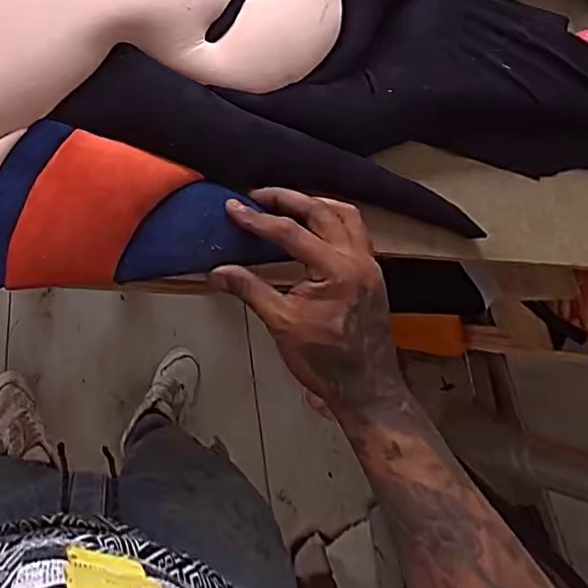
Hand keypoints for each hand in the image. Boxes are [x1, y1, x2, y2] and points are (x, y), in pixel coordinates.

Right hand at [214, 188, 408, 416]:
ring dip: (314, 203)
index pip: (290, 232)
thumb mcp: (282, 324)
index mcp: (337, 272)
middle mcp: (358, 261)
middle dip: (286, 198)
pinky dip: (332, 217)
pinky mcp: (371, 273)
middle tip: (257, 195)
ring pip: (345, 214)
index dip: (257, 219)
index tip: (233, 208)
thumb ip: (249, 290)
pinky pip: (355, 230)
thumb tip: (216, 272)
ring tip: (286, 202)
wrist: (368, 392)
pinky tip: (313, 223)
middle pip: (321, 211)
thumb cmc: (326, 362)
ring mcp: (369, 265)